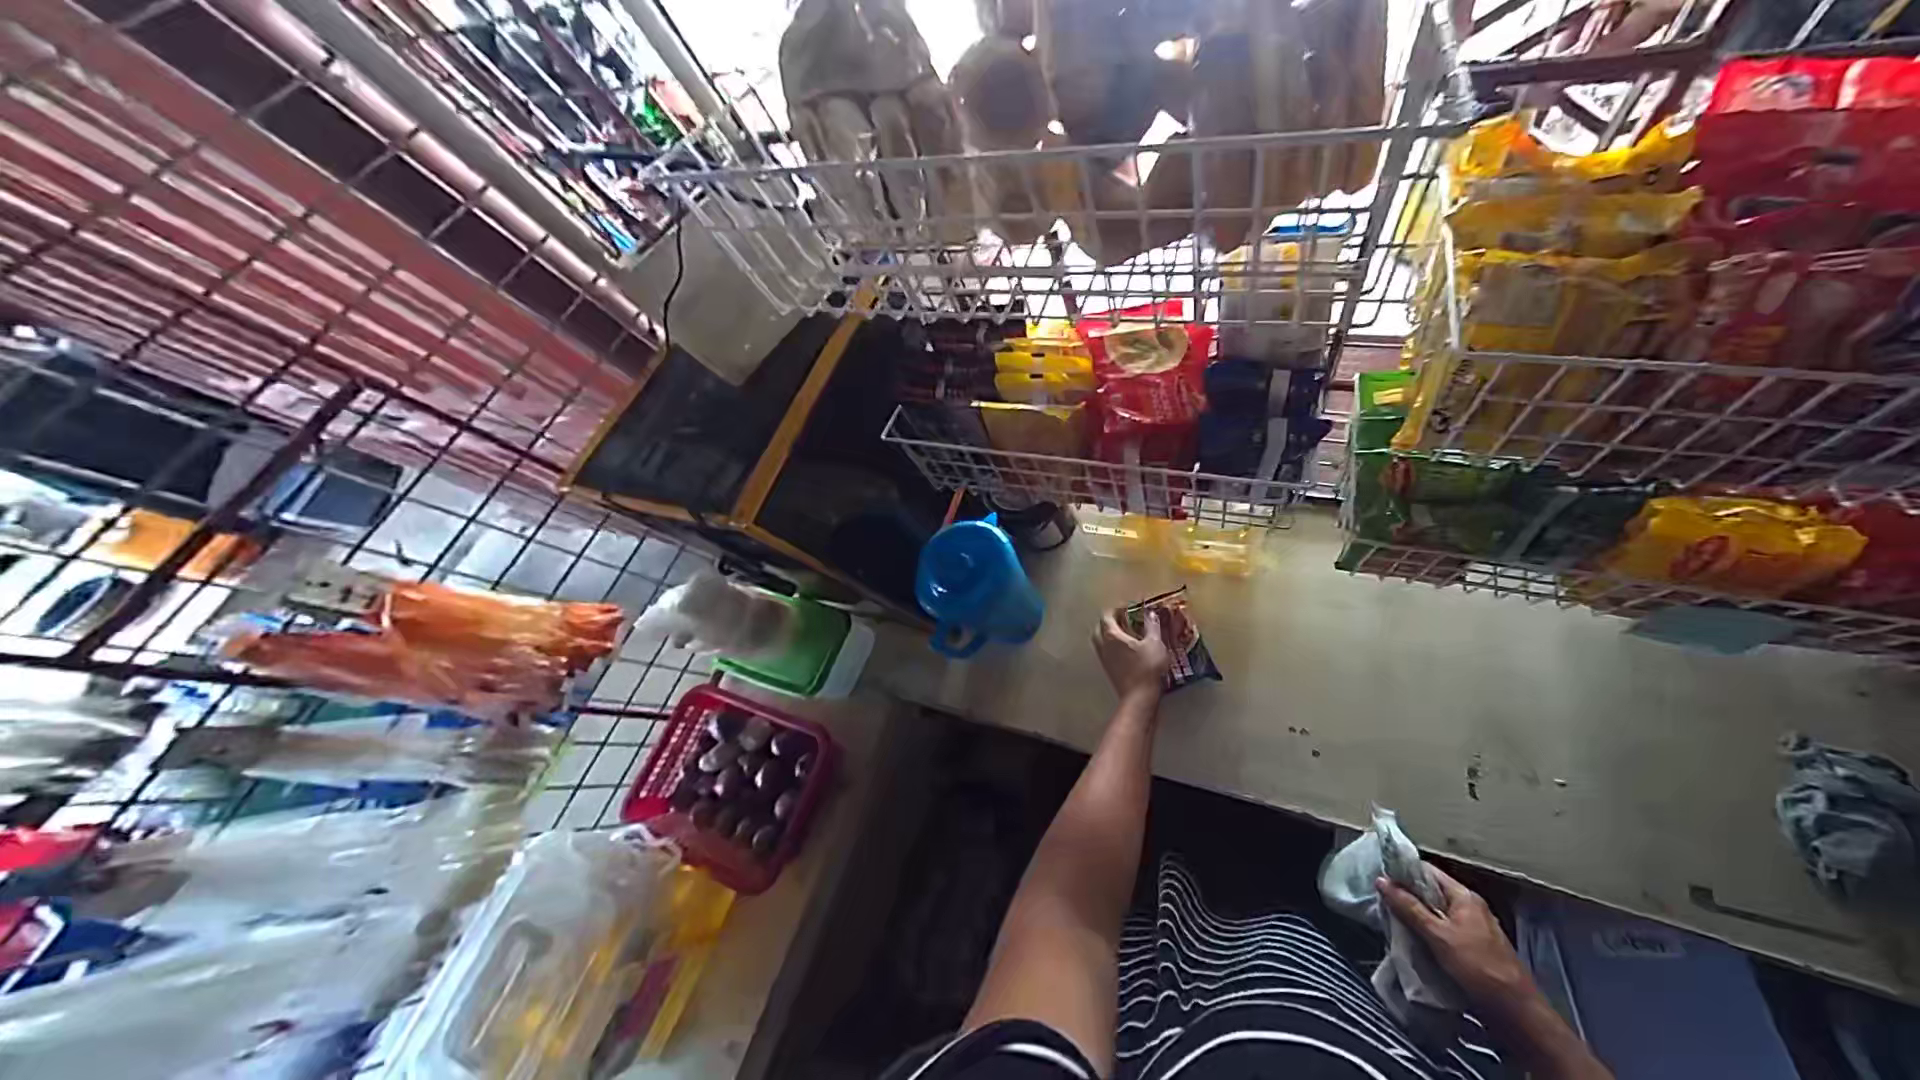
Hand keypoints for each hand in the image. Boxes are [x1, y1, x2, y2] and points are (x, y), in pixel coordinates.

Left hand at [1093, 607, 1170, 705]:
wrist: (1139, 697)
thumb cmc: (1147, 668)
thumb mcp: (1155, 643)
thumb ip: (1152, 625)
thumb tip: (1150, 612)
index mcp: (1111, 635)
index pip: (1106, 616)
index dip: (1116, 609)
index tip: (1128, 607)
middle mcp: (1103, 645)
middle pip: (1100, 627)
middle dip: (1110, 620)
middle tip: (1125, 618)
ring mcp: (1104, 659)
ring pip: (1101, 640)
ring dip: (1110, 633)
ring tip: (1127, 632)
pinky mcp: (1109, 669)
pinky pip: (1106, 651)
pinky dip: (1113, 646)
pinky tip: (1128, 649)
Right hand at [1378, 865, 1533, 1013]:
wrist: (1517, 1012)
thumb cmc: (1478, 967)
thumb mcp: (1438, 935)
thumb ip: (1409, 907)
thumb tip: (1382, 880)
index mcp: (1464, 897)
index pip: (1427, 870)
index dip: (1403, 870)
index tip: (1380, 875)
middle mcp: (1469, 907)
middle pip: (1430, 891)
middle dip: (1406, 894)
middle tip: (1381, 898)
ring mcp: (1472, 927)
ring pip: (1435, 911)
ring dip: (1414, 914)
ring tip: (1390, 916)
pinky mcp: (1471, 946)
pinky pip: (1442, 928)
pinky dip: (1426, 929)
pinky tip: (1411, 937)